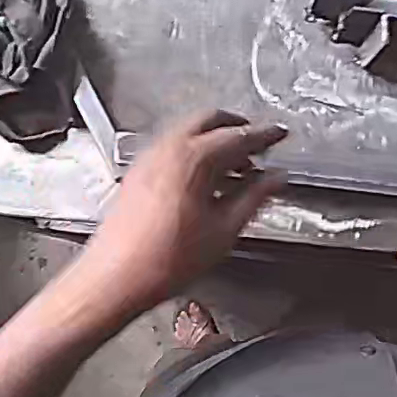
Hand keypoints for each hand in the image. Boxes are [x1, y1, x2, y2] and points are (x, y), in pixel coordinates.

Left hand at [77, 109, 287, 317]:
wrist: (117, 276)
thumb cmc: (166, 259)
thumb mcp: (224, 230)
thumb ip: (254, 197)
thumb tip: (275, 179)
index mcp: (194, 158)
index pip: (239, 135)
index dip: (264, 135)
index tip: (279, 134)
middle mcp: (168, 149)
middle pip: (209, 120)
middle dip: (237, 127)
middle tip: (257, 142)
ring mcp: (148, 158)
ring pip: (187, 132)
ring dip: (214, 140)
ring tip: (236, 166)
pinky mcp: (137, 173)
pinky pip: (171, 148)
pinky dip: (192, 152)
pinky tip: (204, 179)